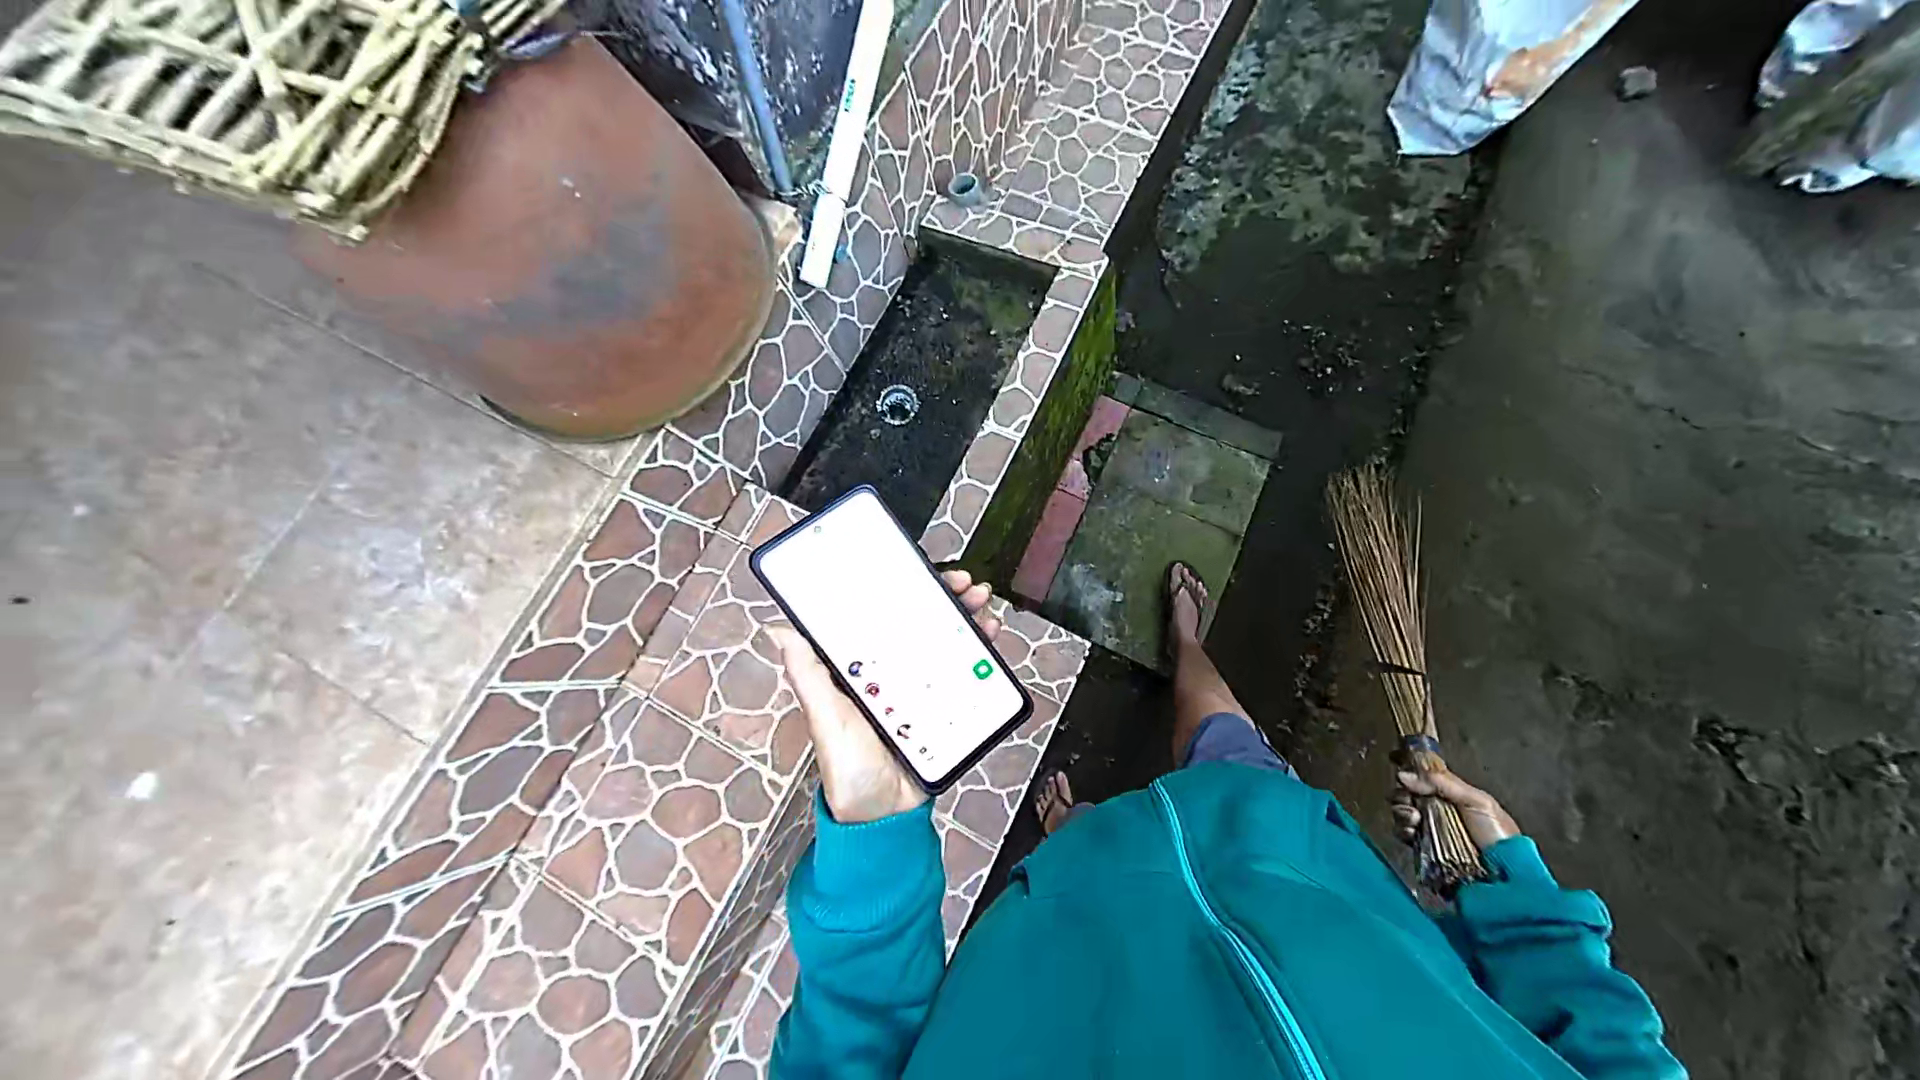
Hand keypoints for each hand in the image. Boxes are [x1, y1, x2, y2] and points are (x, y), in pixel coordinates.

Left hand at [768, 569, 1002, 824]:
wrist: (883, 817)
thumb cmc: (847, 770)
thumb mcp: (826, 719)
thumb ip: (808, 675)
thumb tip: (779, 630)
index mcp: (862, 666)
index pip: (885, 615)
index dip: (908, 589)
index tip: (928, 573)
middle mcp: (892, 670)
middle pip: (923, 622)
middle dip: (947, 598)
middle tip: (966, 586)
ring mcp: (921, 687)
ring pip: (947, 642)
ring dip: (968, 619)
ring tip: (984, 608)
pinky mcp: (944, 707)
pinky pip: (964, 674)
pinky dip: (980, 654)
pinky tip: (991, 640)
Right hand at [1391, 767, 1521, 852]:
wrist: (1504, 872)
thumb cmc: (1497, 833)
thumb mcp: (1478, 801)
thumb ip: (1442, 783)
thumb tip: (1404, 774)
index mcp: (1450, 793)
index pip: (1421, 775)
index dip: (1410, 770)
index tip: (1399, 766)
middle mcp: (1435, 807)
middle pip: (1405, 791)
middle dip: (1403, 794)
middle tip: (1410, 800)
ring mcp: (1428, 826)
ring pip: (1400, 810)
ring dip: (1402, 811)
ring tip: (1415, 819)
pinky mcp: (1422, 845)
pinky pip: (1401, 832)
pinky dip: (1402, 829)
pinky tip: (1412, 831)